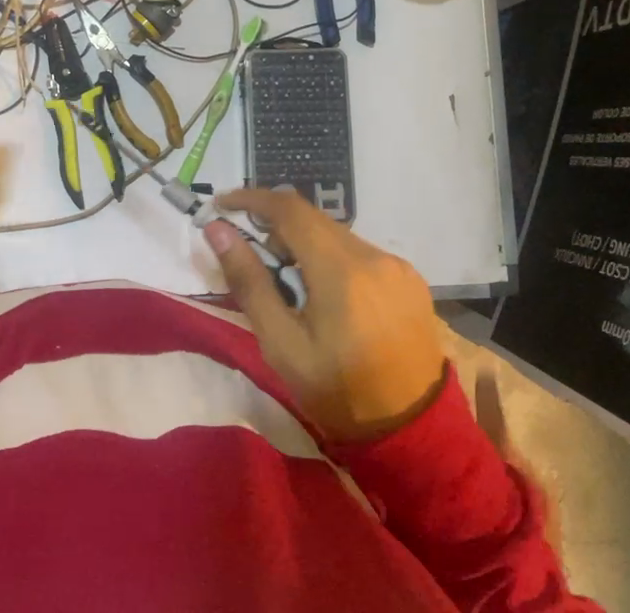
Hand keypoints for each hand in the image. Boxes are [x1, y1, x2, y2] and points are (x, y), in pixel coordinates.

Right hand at [207, 188, 446, 441]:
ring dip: (306, 247)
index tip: (222, 205)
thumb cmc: (336, 390)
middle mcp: (374, 255)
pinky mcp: (411, 280)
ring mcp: (398, 267)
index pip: (289, 209)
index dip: (251, 199)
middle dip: (276, 230)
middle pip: (313, 220)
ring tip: (293, 291)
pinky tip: (329, 299)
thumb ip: (249, 281)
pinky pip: (361, 254)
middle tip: (254, 264)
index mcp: (341, 270)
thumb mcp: (281, 343)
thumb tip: (218, 230)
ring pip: (337, 236)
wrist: (411, 430)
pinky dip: (333, 261)